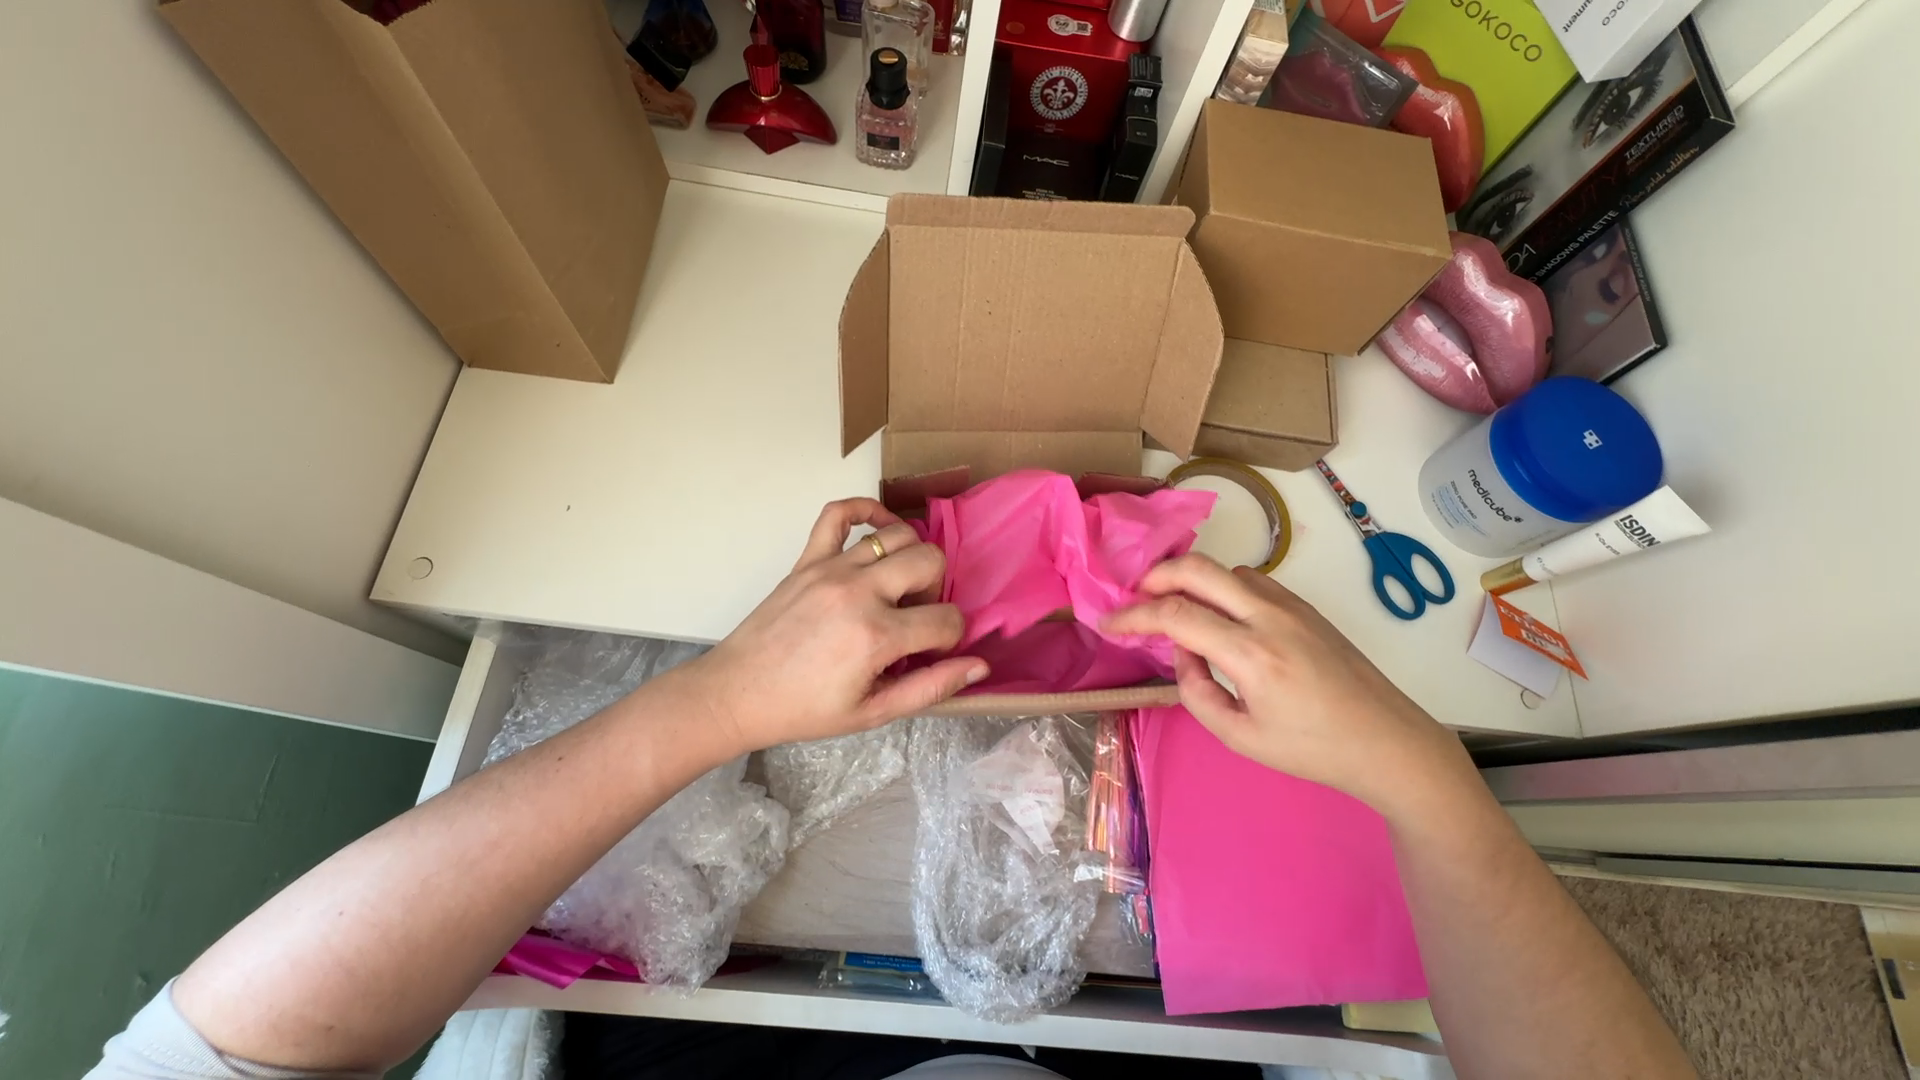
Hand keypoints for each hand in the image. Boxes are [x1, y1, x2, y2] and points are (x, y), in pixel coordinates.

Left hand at [675, 498, 986, 752]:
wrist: (738, 693)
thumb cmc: (805, 709)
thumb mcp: (873, 713)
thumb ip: (931, 688)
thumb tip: (980, 666)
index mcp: (876, 636)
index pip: (947, 619)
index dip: (950, 638)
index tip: (930, 652)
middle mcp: (858, 592)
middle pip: (930, 561)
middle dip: (936, 590)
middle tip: (913, 618)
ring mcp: (831, 568)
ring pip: (897, 534)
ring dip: (910, 559)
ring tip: (895, 589)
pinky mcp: (807, 559)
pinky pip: (839, 513)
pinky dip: (866, 509)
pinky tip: (879, 529)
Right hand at [1103, 555, 1468, 809]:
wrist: (1388, 742)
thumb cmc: (1313, 749)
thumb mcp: (1240, 737)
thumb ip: (1197, 693)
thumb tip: (1184, 654)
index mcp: (1251, 654)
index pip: (1175, 616)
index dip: (1133, 616)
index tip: (1108, 624)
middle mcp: (1269, 616)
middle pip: (1198, 568)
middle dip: (1156, 576)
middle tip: (1134, 598)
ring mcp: (1291, 605)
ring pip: (1225, 570)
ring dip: (1191, 581)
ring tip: (1173, 609)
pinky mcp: (1306, 607)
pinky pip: (1251, 581)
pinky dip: (1222, 588)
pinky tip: (1220, 617)